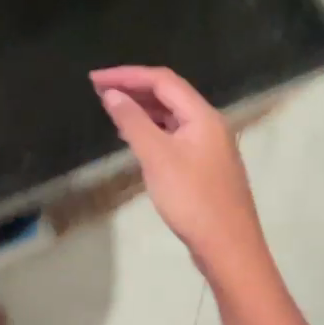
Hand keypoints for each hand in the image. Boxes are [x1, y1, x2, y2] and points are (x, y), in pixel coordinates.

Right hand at [90, 66, 268, 279]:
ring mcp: (208, 145)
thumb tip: (111, 94)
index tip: (94, 78)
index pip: (162, 80)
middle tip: (97, 89)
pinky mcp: (203, 164)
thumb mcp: (157, 157)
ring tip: (110, 107)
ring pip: (171, 114)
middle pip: (168, 93)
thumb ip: (133, 121)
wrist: (229, 249)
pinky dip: (150, 127)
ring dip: (141, 107)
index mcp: (202, 116)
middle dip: (133, 87)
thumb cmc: (192, 200)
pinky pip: (173, 133)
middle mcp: (209, 124)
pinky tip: (133, 135)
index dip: (126, 75)